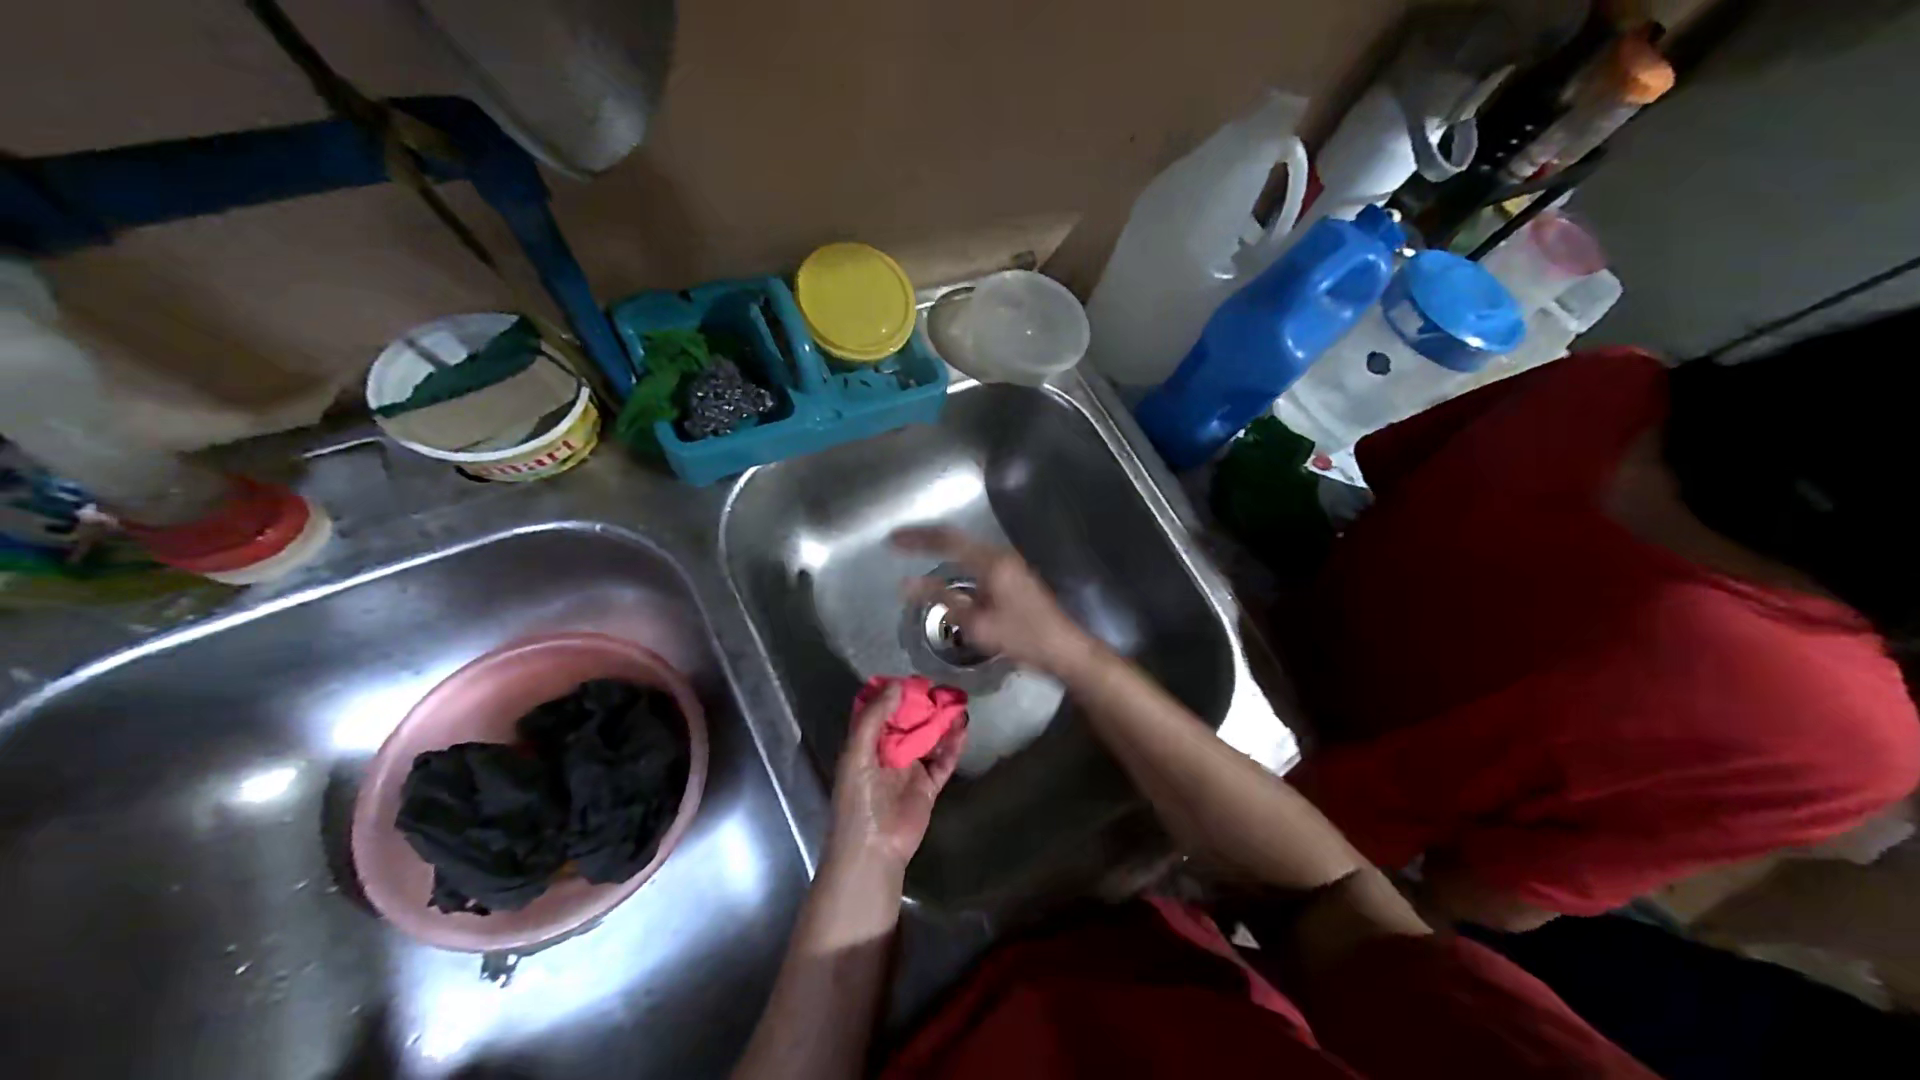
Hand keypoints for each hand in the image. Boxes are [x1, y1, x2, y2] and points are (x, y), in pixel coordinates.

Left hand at [829, 681, 965, 871]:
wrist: (873, 849)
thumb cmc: (858, 800)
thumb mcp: (857, 754)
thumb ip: (874, 718)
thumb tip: (896, 686)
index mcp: (866, 743)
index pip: (882, 711)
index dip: (896, 694)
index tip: (915, 679)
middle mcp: (888, 752)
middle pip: (909, 722)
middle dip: (925, 705)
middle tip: (944, 688)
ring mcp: (910, 769)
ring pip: (929, 738)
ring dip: (942, 721)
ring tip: (958, 702)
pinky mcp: (929, 785)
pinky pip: (943, 760)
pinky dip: (954, 745)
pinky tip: (963, 728)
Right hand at [892, 526, 1097, 674]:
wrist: (1063, 647)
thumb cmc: (1021, 637)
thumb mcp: (976, 624)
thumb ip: (941, 599)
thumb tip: (906, 583)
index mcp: (990, 561)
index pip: (946, 539)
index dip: (917, 538)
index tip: (892, 540)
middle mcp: (999, 555)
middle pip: (956, 538)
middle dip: (926, 539)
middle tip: (898, 543)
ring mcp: (1009, 563)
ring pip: (966, 547)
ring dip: (941, 547)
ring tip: (915, 552)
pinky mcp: (1012, 574)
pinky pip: (975, 558)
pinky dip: (955, 559)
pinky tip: (945, 570)